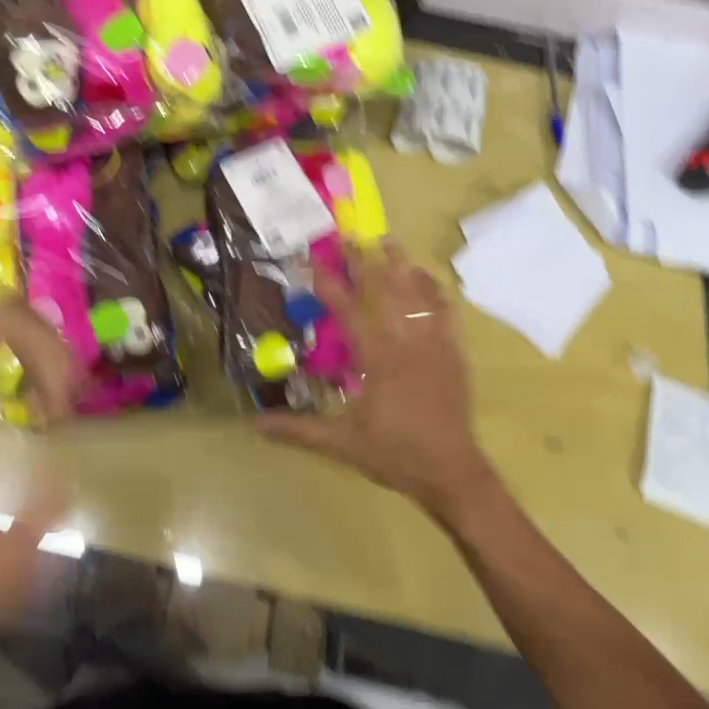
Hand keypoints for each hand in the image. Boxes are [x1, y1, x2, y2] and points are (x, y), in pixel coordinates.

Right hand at [258, 243, 497, 516]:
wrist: (452, 472)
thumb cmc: (394, 454)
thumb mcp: (340, 443)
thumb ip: (297, 429)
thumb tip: (255, 424)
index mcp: (378, 360)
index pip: (349, 311)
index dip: (329, 285)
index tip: (312, 262)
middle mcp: (407, 343)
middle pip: (385, 290)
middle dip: (366, 261)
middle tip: (350, 236)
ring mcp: (435, 345)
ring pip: (418, 293)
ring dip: (401, 265)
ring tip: (387, 240)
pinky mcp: (454, 352)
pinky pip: (446, 311)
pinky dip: (434, 290)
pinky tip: (426, 277)